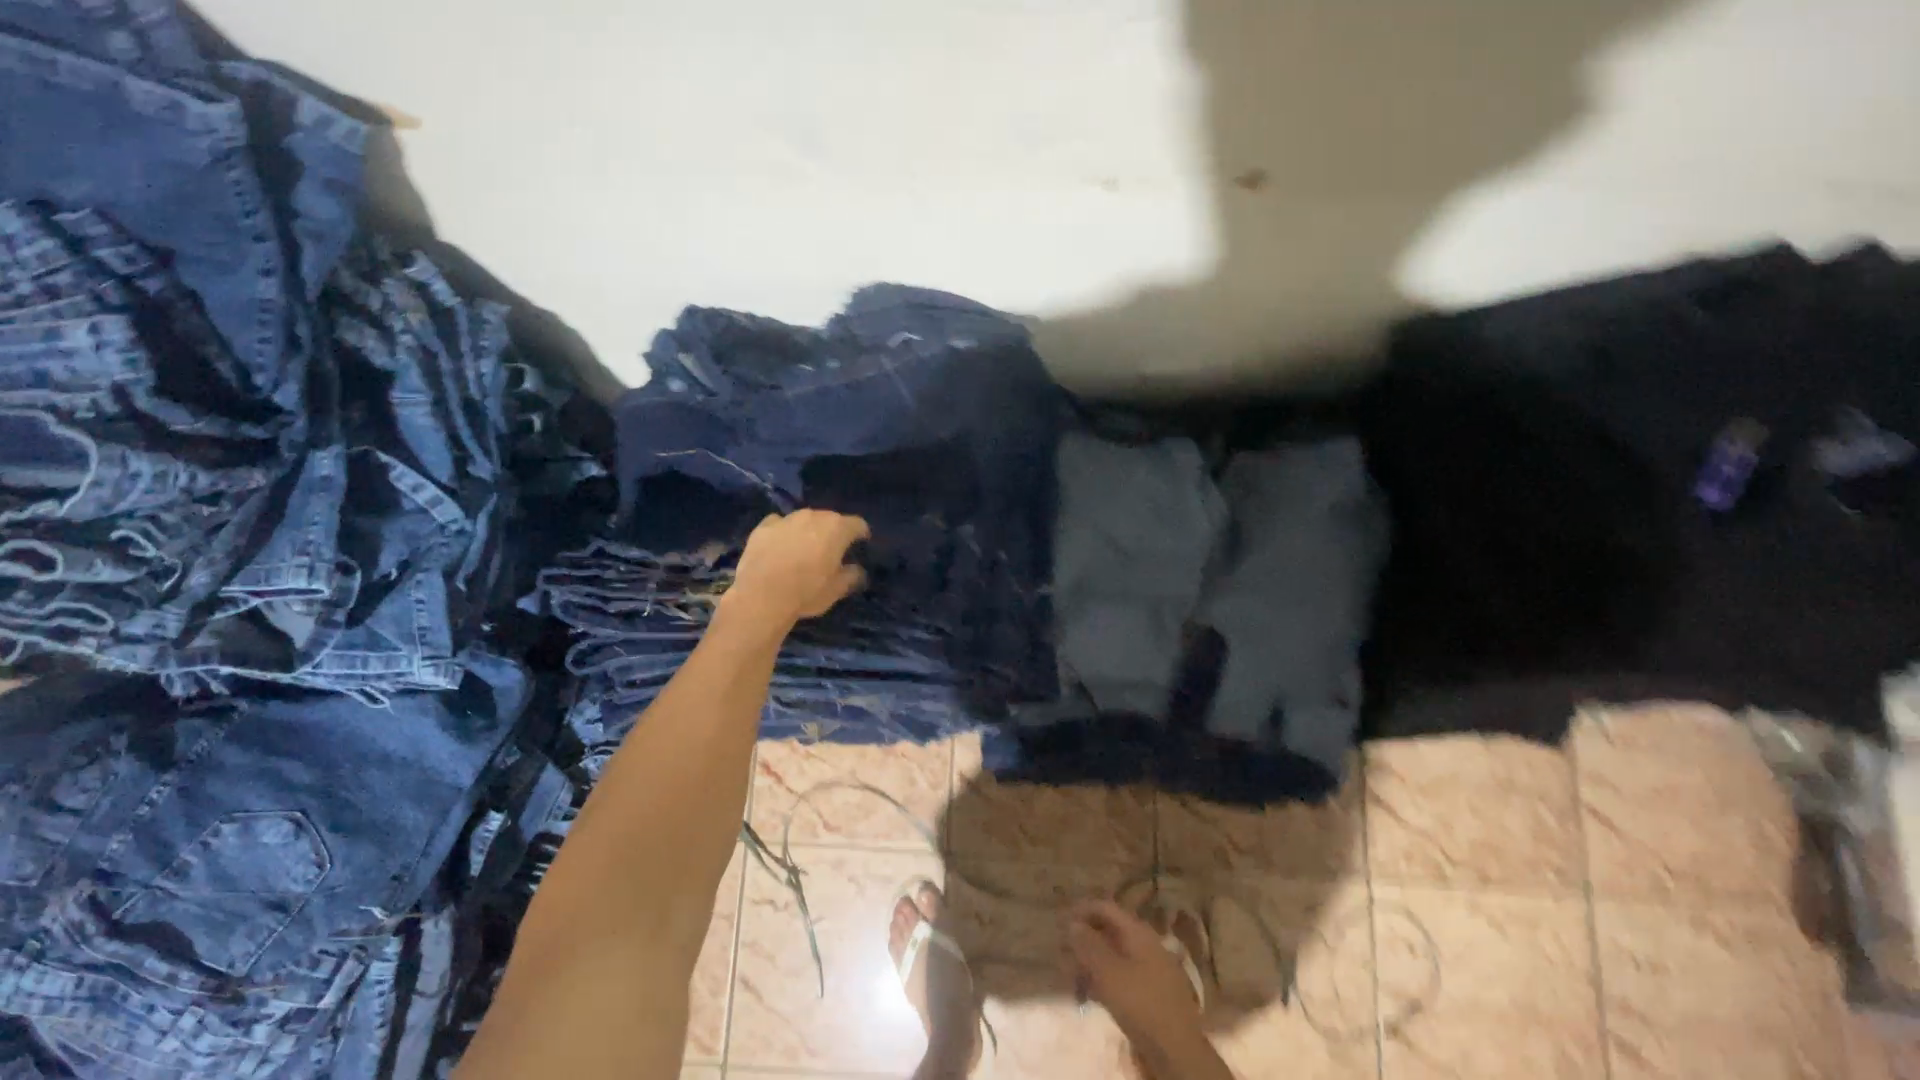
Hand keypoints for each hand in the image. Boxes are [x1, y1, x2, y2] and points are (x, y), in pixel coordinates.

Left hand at [719, 510, 869, 628]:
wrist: (760, 597)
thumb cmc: (806, 592)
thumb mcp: (836, 590)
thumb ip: (851, 576)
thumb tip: (857, 570)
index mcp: (837, 528)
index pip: (858, 524)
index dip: (861, 534)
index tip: (861, 544)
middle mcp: (813, 516)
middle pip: (830, 519)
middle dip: (833, 532)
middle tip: (831, 551)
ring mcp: (786, 518)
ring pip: (804, 520)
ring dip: (808, 531)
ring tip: (804, 550)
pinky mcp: (763, 526)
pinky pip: (780, 524)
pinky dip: (783, 533)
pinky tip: (779, 547)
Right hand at [1066, 900, 1204, 1053]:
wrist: (1176, 1049)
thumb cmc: (1140, 1003)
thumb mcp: (1108, 972)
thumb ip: (1088, 945)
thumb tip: (1073, 923)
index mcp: (1138, 933)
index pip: (1106, 908)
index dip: (1081, 911)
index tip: (1059, 923)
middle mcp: (1146, 945)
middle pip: (1109, 932)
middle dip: (1084, 940)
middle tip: (1062, 954)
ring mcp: (1150, 969)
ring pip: (1114, 956)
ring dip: (1091, 963)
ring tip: (1072, 979)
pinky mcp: (1150, 992)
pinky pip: (1121, 976)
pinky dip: (1103, 980)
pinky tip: (1090, 995)